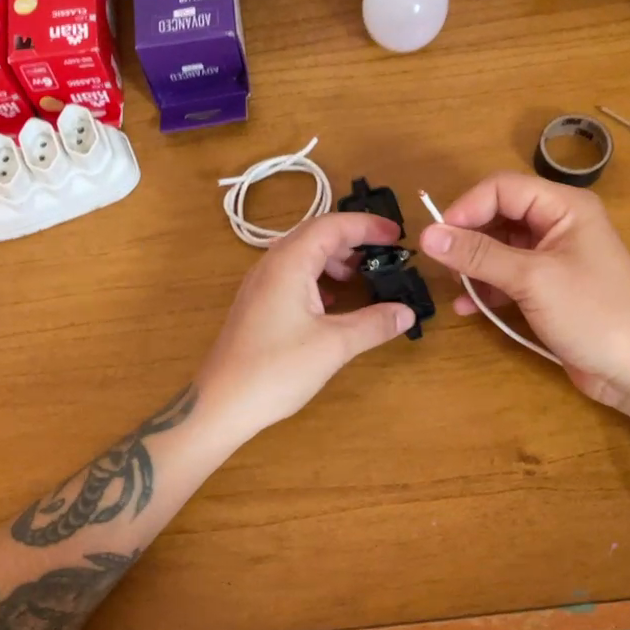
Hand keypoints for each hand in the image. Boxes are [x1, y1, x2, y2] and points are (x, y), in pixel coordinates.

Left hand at [196, 213, 417, 437]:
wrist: (222, 403)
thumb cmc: (277, 370)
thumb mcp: (334, 345)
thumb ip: (373, 324)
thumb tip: (407, 312)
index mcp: (288, 263)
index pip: (332, 226)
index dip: (367, 226)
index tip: (398, 236)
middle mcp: (270, 265)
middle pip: (316, 236)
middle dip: (353, 240)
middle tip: (385, 254)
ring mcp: (259, 286)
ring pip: (302, 257)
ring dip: (334, 260)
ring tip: (362, 277)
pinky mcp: (256, 306)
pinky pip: (292, 277)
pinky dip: (318, 280)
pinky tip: (334, 303)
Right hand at [417, 172, 629, 416]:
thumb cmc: (592, 314)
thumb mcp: (532, 280)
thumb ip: (479, 255)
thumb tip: (428, 235)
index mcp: (565, 207)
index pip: (502, 188)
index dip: (466, 208)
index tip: (435, 238)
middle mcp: (559, 225)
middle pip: (499, 216)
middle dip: (468, 239)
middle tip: (443, 266)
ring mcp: (554, 258)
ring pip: (499, 248)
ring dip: (474, 267)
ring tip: (457, 289)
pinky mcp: (548, 288)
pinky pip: (507, 277)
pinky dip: (487, 289)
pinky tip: (469, 308)